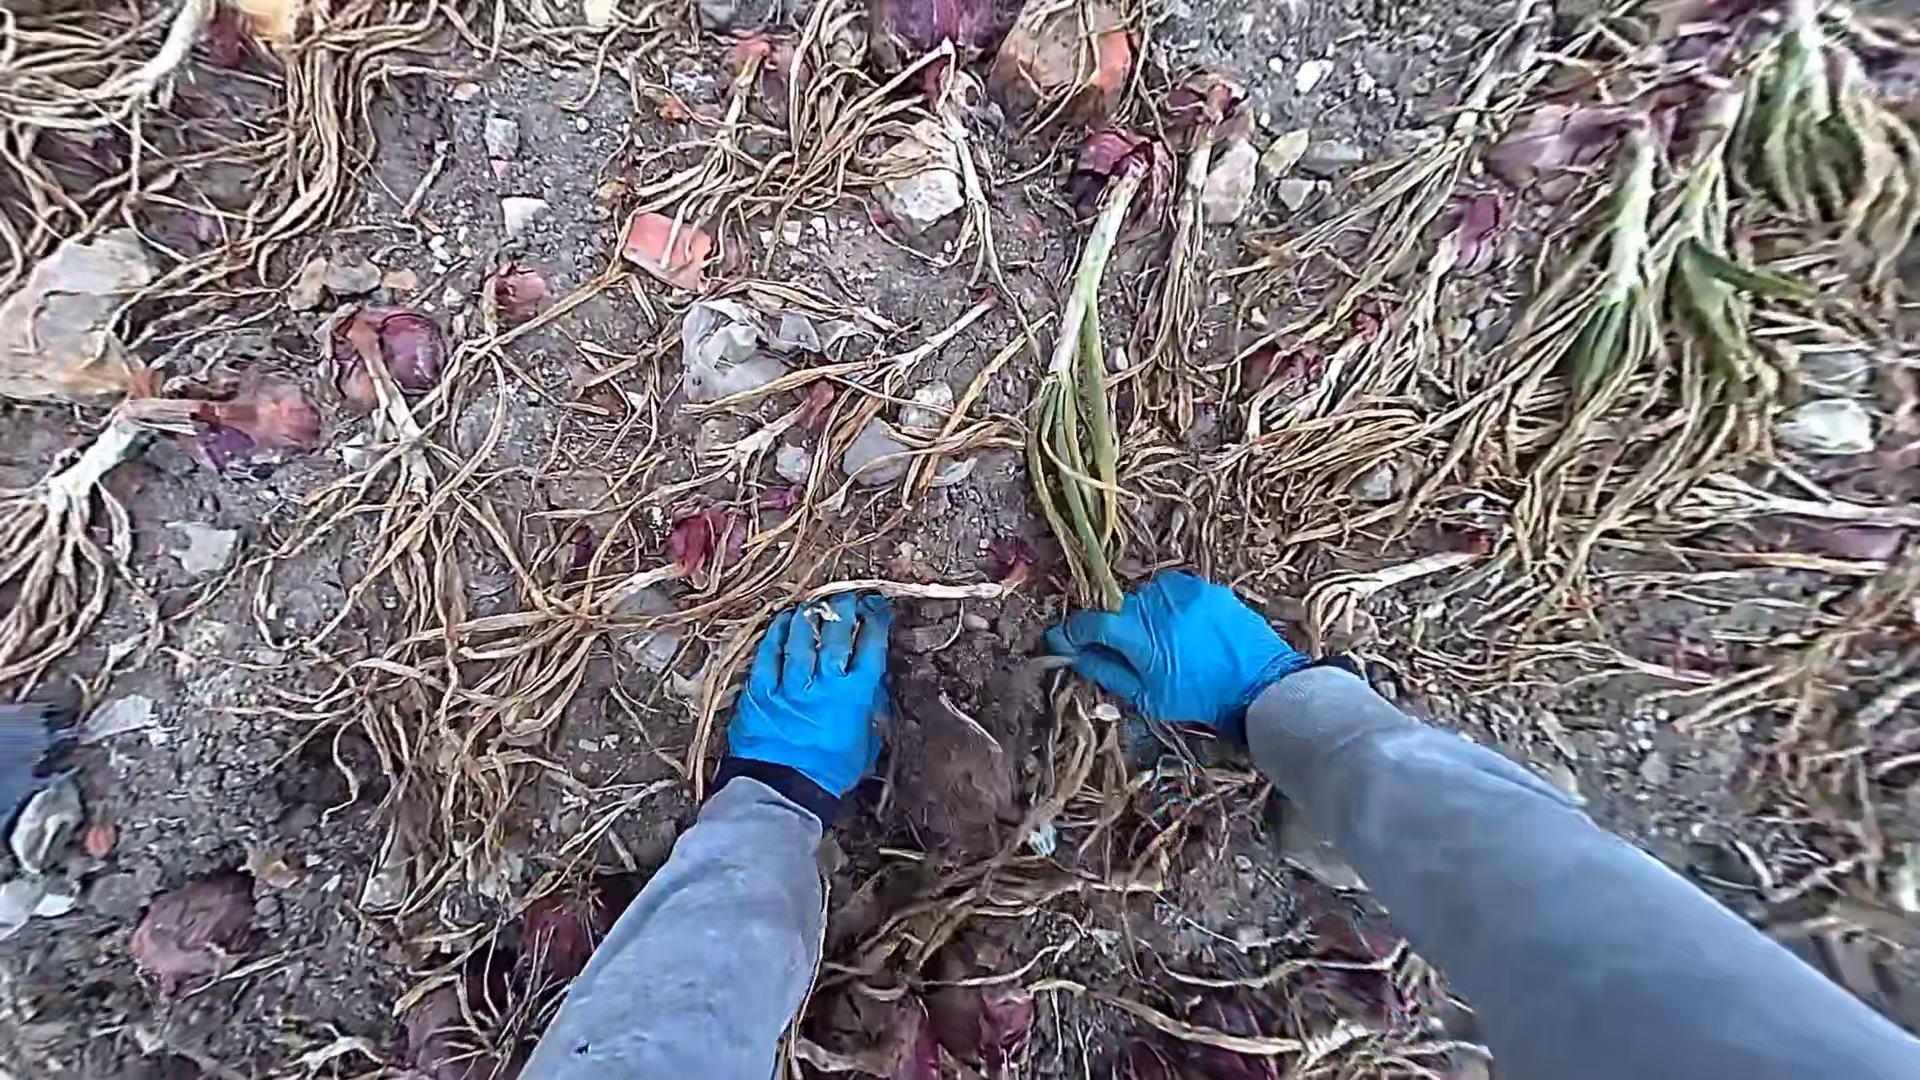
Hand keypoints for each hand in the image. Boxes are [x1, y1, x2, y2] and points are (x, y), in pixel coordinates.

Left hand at [728, 591, 892, 795]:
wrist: (784, 792)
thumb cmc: (829, 771)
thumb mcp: (866, 741)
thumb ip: (872, 707)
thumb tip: (876, 682)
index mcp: (854, 696)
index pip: (870, 646)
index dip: (875, 621)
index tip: (876, 608)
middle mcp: (824, 684)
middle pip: (836, 634)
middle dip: (844, 609)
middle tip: (846, 597)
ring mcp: (790, 686)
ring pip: (801, 638)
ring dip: (809, 615)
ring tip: (813, 603)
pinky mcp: (761, 692)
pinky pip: (768, 654)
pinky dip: (776, 635)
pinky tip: (782, 621)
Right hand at [1044, 570, 1306, 739]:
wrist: (1263, 686)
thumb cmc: (1200, 698)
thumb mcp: (1146, 697)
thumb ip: (1106, 671)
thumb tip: (1074, 655)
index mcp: (1138, 633)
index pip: (1089, 622)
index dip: (1072, 632)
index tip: (1063, 642)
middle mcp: (1155, 602)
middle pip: (1117, 610)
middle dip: (1114, 629)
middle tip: (1126, 651)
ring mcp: (1182, 590)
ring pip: (1144, 599)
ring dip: (1143, 617)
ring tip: (1162, 641)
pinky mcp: (1205, 586)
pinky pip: (1172, 592)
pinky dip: (1169, 608)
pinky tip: (1183, 629)